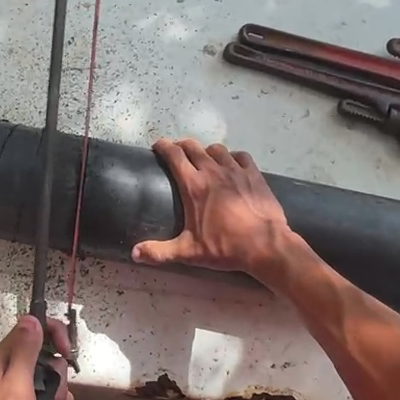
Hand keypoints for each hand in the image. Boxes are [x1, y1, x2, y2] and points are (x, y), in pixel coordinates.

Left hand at [0, 316, 73, 399]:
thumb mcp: (16, 384)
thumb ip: (25, 350)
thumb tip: (32, 317)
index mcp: (3, 357)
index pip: (34, 329)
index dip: (55, 335)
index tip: (68, 353)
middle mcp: (11, 370)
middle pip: (49, 359)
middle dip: (57, 380)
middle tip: (49, 397)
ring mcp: (20, 391)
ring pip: (54, 383)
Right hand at [131, 139, 302, 279]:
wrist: (264, 245)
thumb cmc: (224, 247)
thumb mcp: (188, 252)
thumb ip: (159, 252)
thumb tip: (134, 254)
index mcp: (193, 185)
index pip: (174, 155)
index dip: (163, 146)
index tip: (157, 146)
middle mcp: (212, 171)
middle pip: (193, 146)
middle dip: (181, 145)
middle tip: (177, 152)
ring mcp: (235, 170)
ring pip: (217, 149)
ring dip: (206, 151)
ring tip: (204, 159)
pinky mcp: (254, 174)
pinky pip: (241, 156)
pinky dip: (233, 156)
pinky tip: (232, 164)